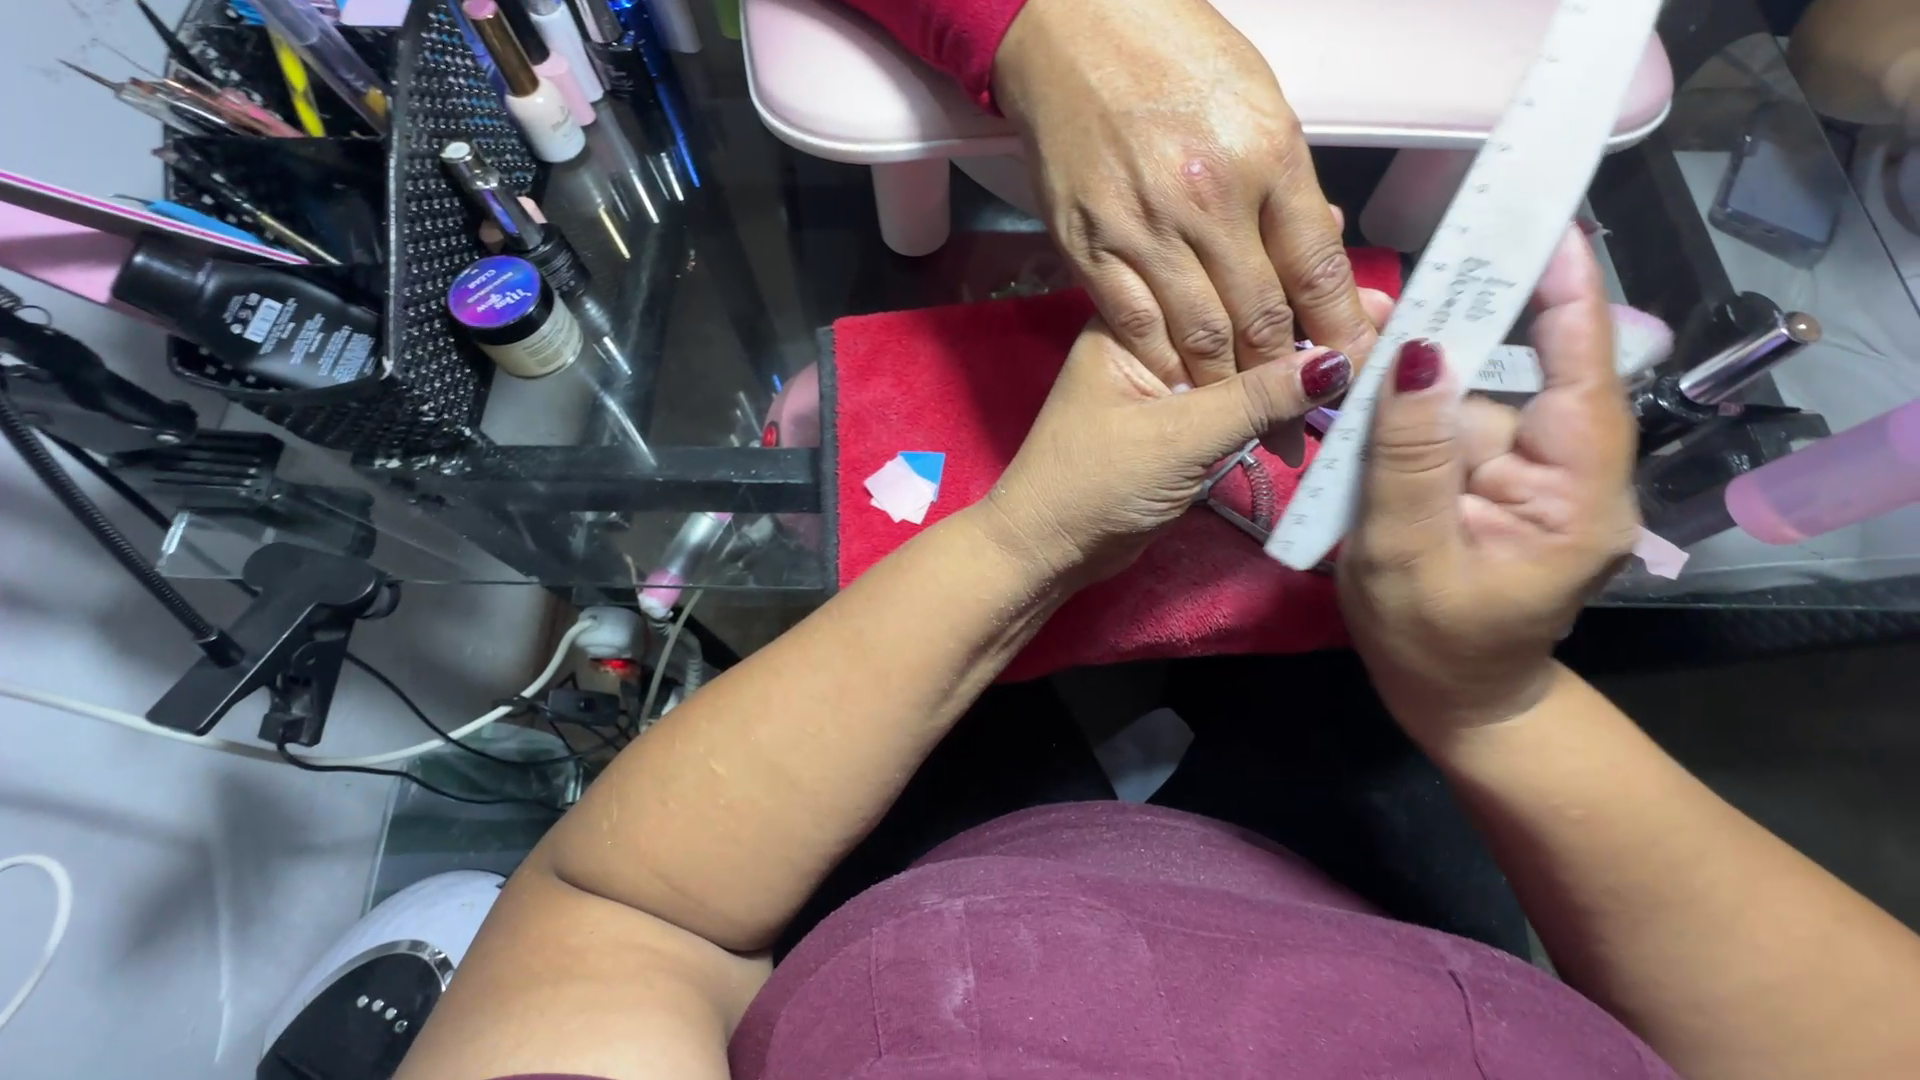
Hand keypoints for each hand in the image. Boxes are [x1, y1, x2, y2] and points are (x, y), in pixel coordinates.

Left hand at [980, 316, 1367, 585]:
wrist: (1051, 548)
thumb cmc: (1096, 485)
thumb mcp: (1178, 438)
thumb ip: (1255, 398)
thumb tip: (1343, 358)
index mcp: (1137, 321)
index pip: (1223, 282)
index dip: (1292, 283)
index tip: (1359, 283)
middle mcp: (1155, 339)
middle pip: (1242, 318)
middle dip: (1308, 321)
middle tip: (1383, 313)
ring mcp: (1168, 382)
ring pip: (1244, 362)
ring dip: (1298, 366)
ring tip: (1368, 350)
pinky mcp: (1179, 421)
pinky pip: (1237, 400)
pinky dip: (1275, 401)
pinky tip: (1321, 392)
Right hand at [993, 0, 1377, 403]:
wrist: (1066, 31)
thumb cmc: (1169, 55)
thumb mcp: (1256, 103)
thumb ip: (1286, 189)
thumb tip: (1315, 263)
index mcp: (1265, 153)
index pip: (1317, 267)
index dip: (1342, 332)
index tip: (1353, 374)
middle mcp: (1207, 198)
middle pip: (1261, 315)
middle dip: (1287, 382)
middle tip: (1304, 428)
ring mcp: (1142, 228)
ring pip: (1198, 333)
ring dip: (1228, 390)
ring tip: (1250, 428)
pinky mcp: (1088, 248)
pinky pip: (1136, 325)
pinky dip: (1165, 366)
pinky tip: (1184, 391)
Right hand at [1338, 230, 1641, 741]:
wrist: (1450, 700)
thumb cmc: (1430, 643)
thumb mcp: (1405, 553)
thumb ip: (1409, 456)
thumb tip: (1415, 354)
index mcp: (1575, 498)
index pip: (1583, 379)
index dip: (1567, 299)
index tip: (1544, 227)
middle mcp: (1565, 476)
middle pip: (1505, 391)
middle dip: (1443, 359)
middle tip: (1380, 317)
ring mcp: (1525, 482)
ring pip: (1462, 415)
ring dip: (1404, 406)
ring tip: (1345, 401)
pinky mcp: (1489, 489)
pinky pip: (1442, 441)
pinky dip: (1399, 435)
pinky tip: (1359, 441)